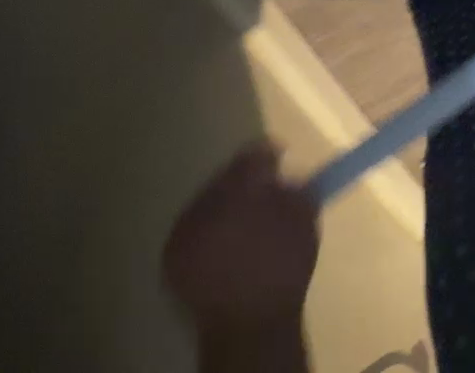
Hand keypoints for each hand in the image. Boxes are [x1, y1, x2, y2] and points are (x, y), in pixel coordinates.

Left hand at [164, 145, 318, 337]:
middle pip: (224, 178)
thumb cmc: (284, 270)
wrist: (249, 326)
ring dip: (225, 199)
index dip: (266, 152)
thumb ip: (296, 189)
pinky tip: (225, 234)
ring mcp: (180, 234)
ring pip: (205, 201)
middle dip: (243, 178)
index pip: (250, 160)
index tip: (278, 149)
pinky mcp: (170, 257)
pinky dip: (208, 223)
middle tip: (263, 182)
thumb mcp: (303, 221)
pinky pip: (192, 226)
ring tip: (244, 210)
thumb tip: (286, 172)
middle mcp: (202, 209)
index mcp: (238, 197)